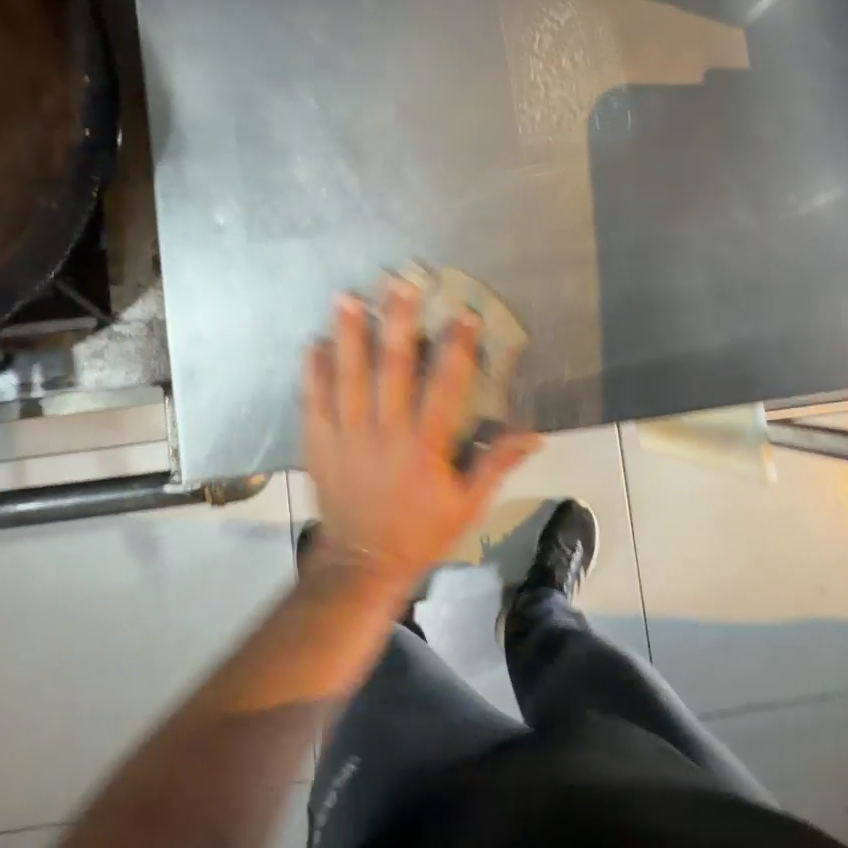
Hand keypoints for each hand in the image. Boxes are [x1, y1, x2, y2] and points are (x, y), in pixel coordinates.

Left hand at [303, 278, 542, 596]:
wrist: (360, 564)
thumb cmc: (420, 533)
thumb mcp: (468, 505)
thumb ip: (497, 465)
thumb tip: (536, 435)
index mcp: (424, 447)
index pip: (446, 386)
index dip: (457, 348)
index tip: (464, 314)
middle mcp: (384, 433)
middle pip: (392, 368)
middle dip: (398, 322)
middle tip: (399, 283)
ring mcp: (346, 437)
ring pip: (347, 376)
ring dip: (349, 335)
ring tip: (347, 298)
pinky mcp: (319, 444)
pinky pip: (313, 401)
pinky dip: (312, 372)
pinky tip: (313, 343)